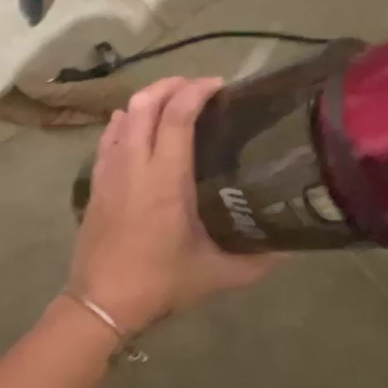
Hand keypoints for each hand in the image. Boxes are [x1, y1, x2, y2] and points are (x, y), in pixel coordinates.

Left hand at [67, 77, 280, 331]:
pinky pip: (107, 138)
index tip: (219, 86)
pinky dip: (124, 123)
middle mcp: (133, 165)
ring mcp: (109, 172)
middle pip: (144, 103)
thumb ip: (258, 259)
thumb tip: (293, 247)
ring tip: (171, 103)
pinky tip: (135, 128)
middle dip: (170, 85)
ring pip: (122, 116)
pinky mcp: (94, 184)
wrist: (101, 303)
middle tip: (197, 87)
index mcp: (165, 179)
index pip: (177, 116)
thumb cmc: (159, 284)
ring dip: (146, 100)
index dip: (197, 91)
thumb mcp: (216, 274)